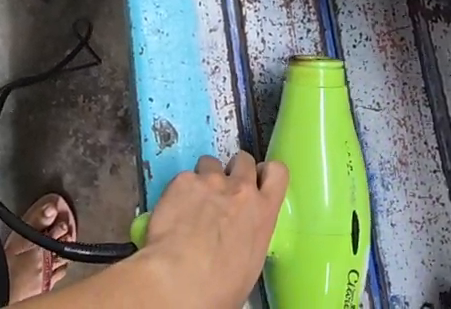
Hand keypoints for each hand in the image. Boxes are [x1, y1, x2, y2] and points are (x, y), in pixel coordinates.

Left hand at [141, 153, 288, 307]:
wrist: (178, 281)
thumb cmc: (219, 290)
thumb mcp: (249, 265)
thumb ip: (250, 235)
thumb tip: (238, 237)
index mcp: (263, 212)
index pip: (277, 172)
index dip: (265, 174)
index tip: (255, 183)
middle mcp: (240, 189)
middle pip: (244, 160)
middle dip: (234, 172)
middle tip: (222, 193)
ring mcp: (210, 180)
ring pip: (211, 163)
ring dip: (206, 178)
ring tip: (194, 201)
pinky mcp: (182, 180)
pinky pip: (185, 177)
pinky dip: (180, 190)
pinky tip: (173, 210)